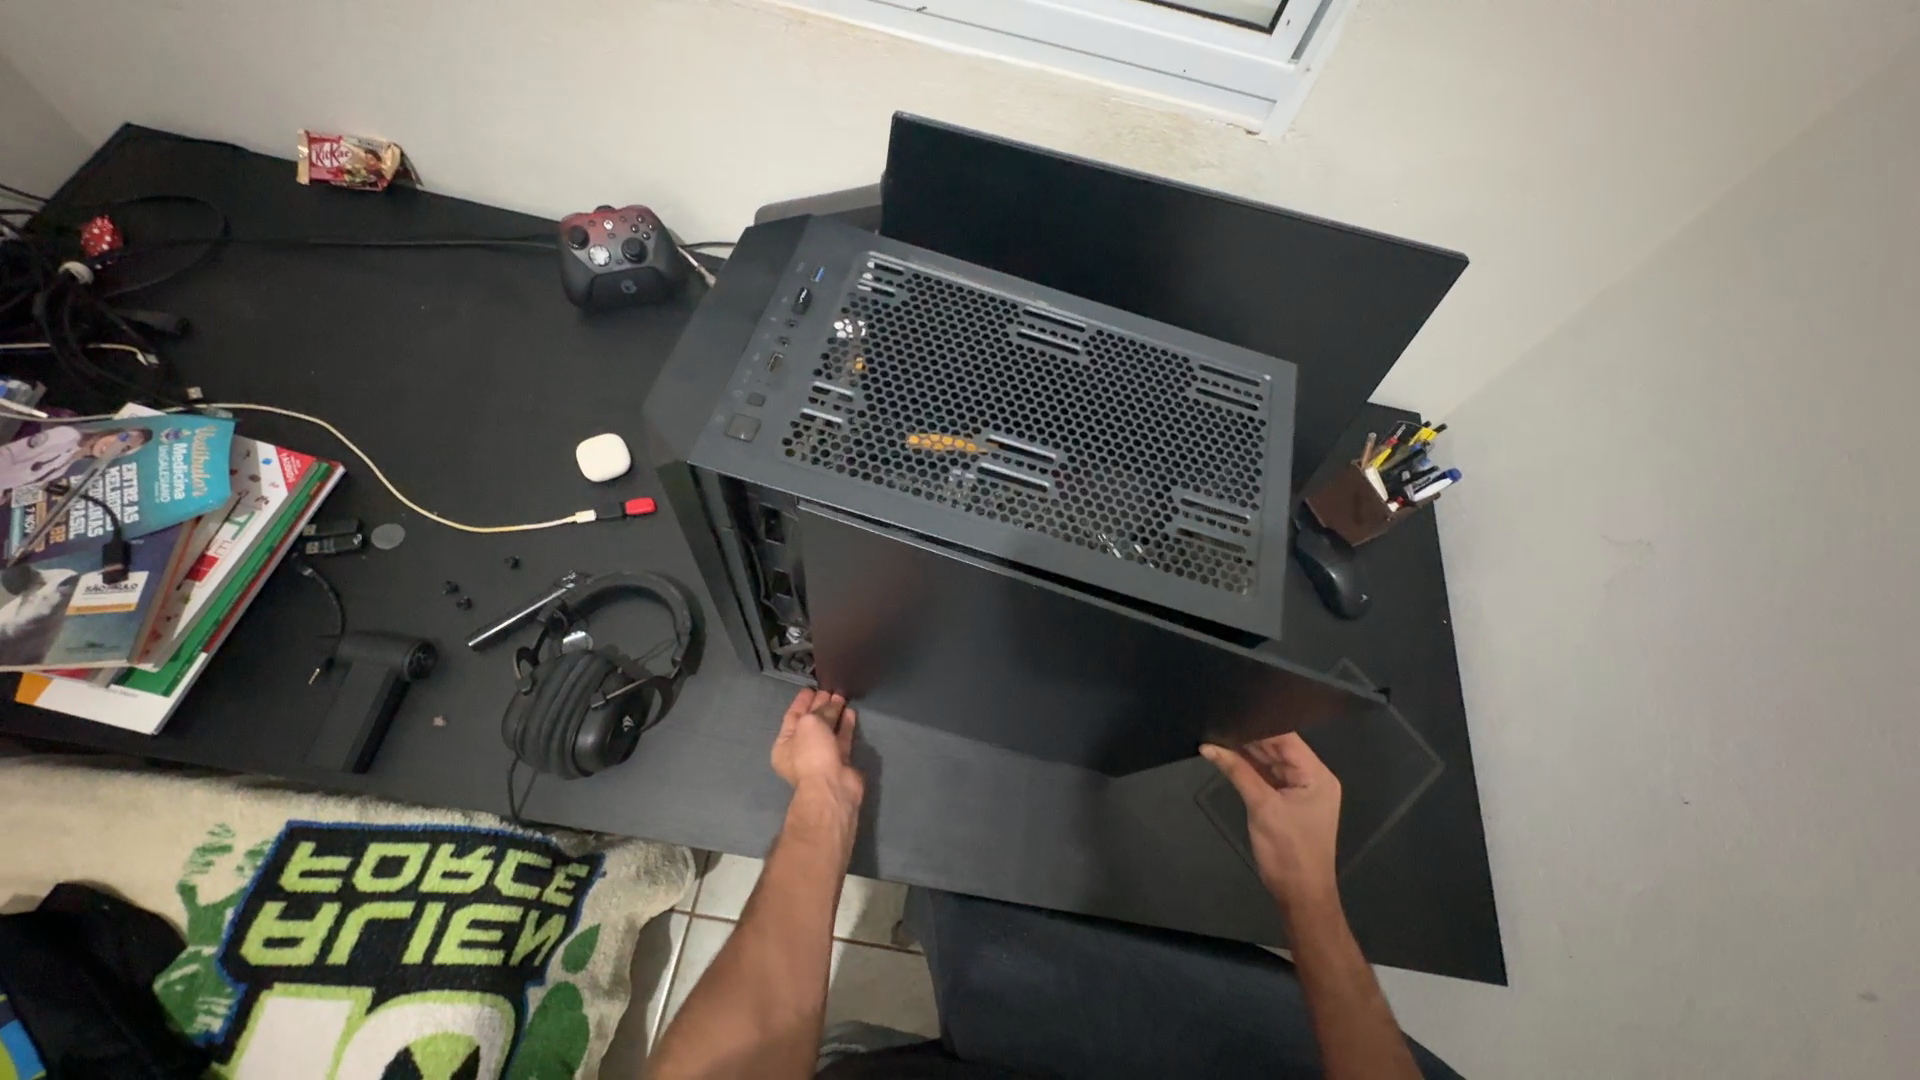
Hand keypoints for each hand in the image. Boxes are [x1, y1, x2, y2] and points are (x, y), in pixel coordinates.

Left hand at [771, 688, 864, 813]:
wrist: (832, 786)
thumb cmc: (812, 753)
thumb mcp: (810, 724)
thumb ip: (820, 711)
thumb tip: (833, 705)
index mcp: (784, 744)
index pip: (792, 717)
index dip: (801, 701)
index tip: (811, 688)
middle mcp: (801, 751)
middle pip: (811, 723)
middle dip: (820, 706)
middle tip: (830, 690)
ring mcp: (821, 757)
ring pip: (828, 730)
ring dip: (834, 713)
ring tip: (842, 696)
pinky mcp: (840, 761)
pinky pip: (842, 739)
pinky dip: (845, 725)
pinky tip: (850, 712)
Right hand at [1200, 733, 1340, 917]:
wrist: (1300, 895)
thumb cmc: (1288, 851)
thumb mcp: (1262, 806)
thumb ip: (1237, 772)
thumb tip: (1208, 746)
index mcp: (1317, 775)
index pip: (1287, 740)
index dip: (1260, 726)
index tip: (1232, 712)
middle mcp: (1312, 778)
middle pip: (1279, 749)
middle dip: (1250, 738)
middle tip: (1219, 722)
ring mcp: (1300, 790)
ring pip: (1270, 762)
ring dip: (1247, 753)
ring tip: (1218, 735)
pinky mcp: (1287, 801)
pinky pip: (1267, 777)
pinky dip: (1249, 769)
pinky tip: (1228, 756)